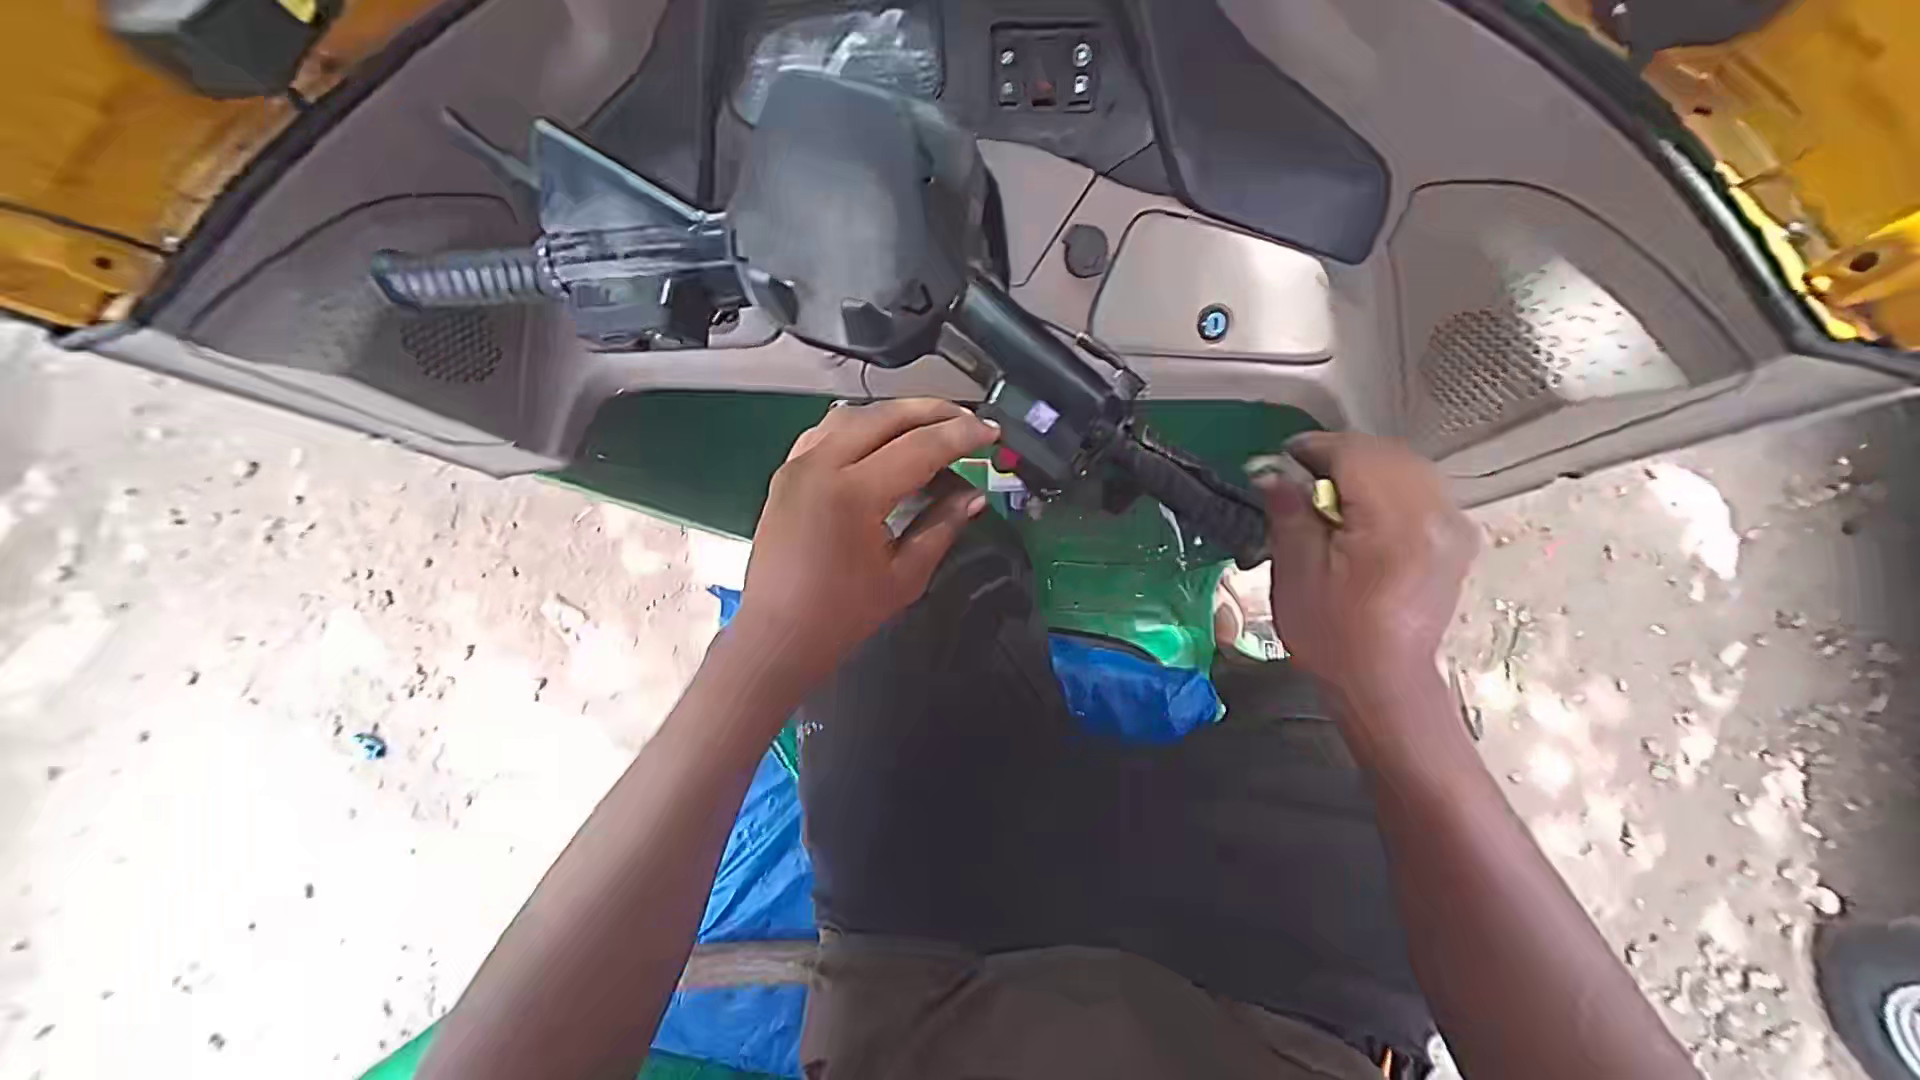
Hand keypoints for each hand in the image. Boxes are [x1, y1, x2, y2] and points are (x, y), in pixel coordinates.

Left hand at [729, 398, 997, 687]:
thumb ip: (942, 526)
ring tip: (931, 425)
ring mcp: (798, 465)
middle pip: (886, 416)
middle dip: (934, 412)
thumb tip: (973, 497)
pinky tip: (881, 438)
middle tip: (968, 421)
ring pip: (854, 414)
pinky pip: (827, 430)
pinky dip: (861, 425)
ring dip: (897, 413)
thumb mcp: (905, 575)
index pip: (920, 446)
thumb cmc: (841, 614)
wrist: (778, 635)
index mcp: (853, 493)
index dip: (961, 436)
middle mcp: (820, 465)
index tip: (990, 433)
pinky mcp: (787, 473)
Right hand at [1252, 432, 1476, 707]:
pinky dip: (1383, 483)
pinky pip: (1418, 485)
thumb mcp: (1296, 573)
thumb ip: (1290, 512)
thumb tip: (1273, 471)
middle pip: (1385, 453)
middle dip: (1336, 455)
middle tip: (1295, 477)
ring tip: (1322, 493)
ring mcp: (1455, 525)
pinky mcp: (1456, 536)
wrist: (1382, 681)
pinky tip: (1356, 508)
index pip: (1356, 455)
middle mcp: (1438, 516)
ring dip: (1359, 467)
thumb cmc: (1332, 635)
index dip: (1314, 449)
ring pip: (1405, 464)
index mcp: (1397, 525)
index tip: (1280, 461)